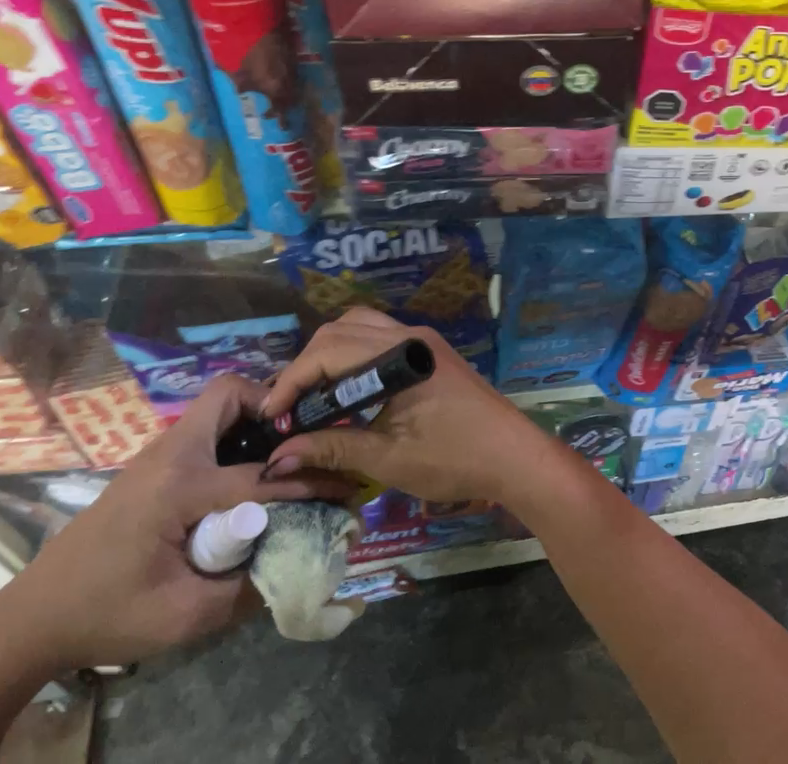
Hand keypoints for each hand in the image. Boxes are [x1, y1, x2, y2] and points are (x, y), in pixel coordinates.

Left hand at [0, 375, 346, 670]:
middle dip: (275, 410)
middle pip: (230, 394)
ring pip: (217, 407)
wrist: (32, 619)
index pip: (263, 474)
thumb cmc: (107, 616)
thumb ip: (251, 587)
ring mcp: (156, 457)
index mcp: (178, 487)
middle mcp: (169, 456)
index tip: (348, 488)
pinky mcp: (152, 468)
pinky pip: (205, 433)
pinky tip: (251, 478)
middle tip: (305, 445)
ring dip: (256, 423)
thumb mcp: (186, 618)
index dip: (312, 483)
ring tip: (287, 459)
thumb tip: (302, 559)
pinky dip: (237, 440)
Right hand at [259, 308, 567, 507]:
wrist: (515, 457)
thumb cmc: (455, 459)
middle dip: (307, 365)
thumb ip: (332, 449)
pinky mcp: (432, 354)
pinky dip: (354, 357)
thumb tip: (278, 456)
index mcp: (400, 356)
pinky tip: (347, 392)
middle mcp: (410, 337)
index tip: (272, 416)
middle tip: (290, 408)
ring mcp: (424, 342)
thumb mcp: (388, 458)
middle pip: (339, 331)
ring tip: (314, 397)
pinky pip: (381, 339)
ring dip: (330, 356)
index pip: (328, 352)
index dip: (292, 381)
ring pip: (360, 328)